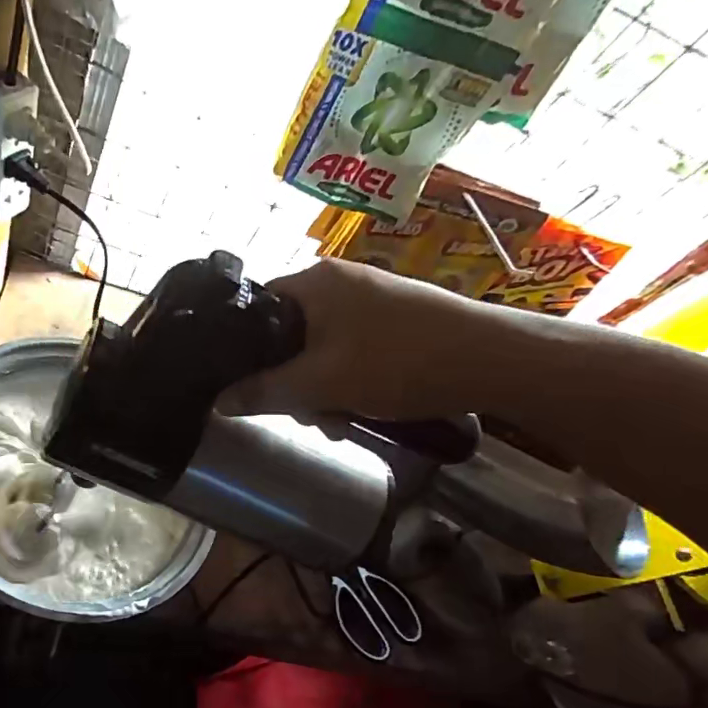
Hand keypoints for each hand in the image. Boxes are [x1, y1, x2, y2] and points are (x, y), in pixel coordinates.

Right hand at [218, 258, 482, 418]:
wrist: (489, 359)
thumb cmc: (395, 363)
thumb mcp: (321, 384)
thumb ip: (265, 392)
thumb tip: (218, 402)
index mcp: (313, 282)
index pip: (255, 309)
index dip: (245, 351)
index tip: (251, 390)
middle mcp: (338, 282)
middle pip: (289, 337)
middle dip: (293, 383)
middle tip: (308, 417)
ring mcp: (370, 300)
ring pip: (321, 351)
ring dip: (323, 392)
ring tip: (340, 424)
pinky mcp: (394, 320)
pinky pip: (351, 352)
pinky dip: (349, 383)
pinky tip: (362, 412)